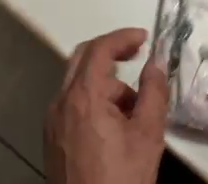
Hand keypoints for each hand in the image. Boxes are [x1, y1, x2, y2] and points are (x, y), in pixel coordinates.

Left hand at [45, 28, 169, 183]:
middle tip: (137, 57)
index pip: (100, 49)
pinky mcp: (51, 138)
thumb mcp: (147, 136)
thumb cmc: (121, 178)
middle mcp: (61, 102)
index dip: (123, 37)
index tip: (145, 39)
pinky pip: (71, 103)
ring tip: (133, 108)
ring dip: (104, 81)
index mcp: (83, 96)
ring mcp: (52, 121)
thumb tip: (156, 63)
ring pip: (76, 81)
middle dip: (111, 52)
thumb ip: (154, 93)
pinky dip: (92, 99)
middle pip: (82, 57)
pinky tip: (113, 123)